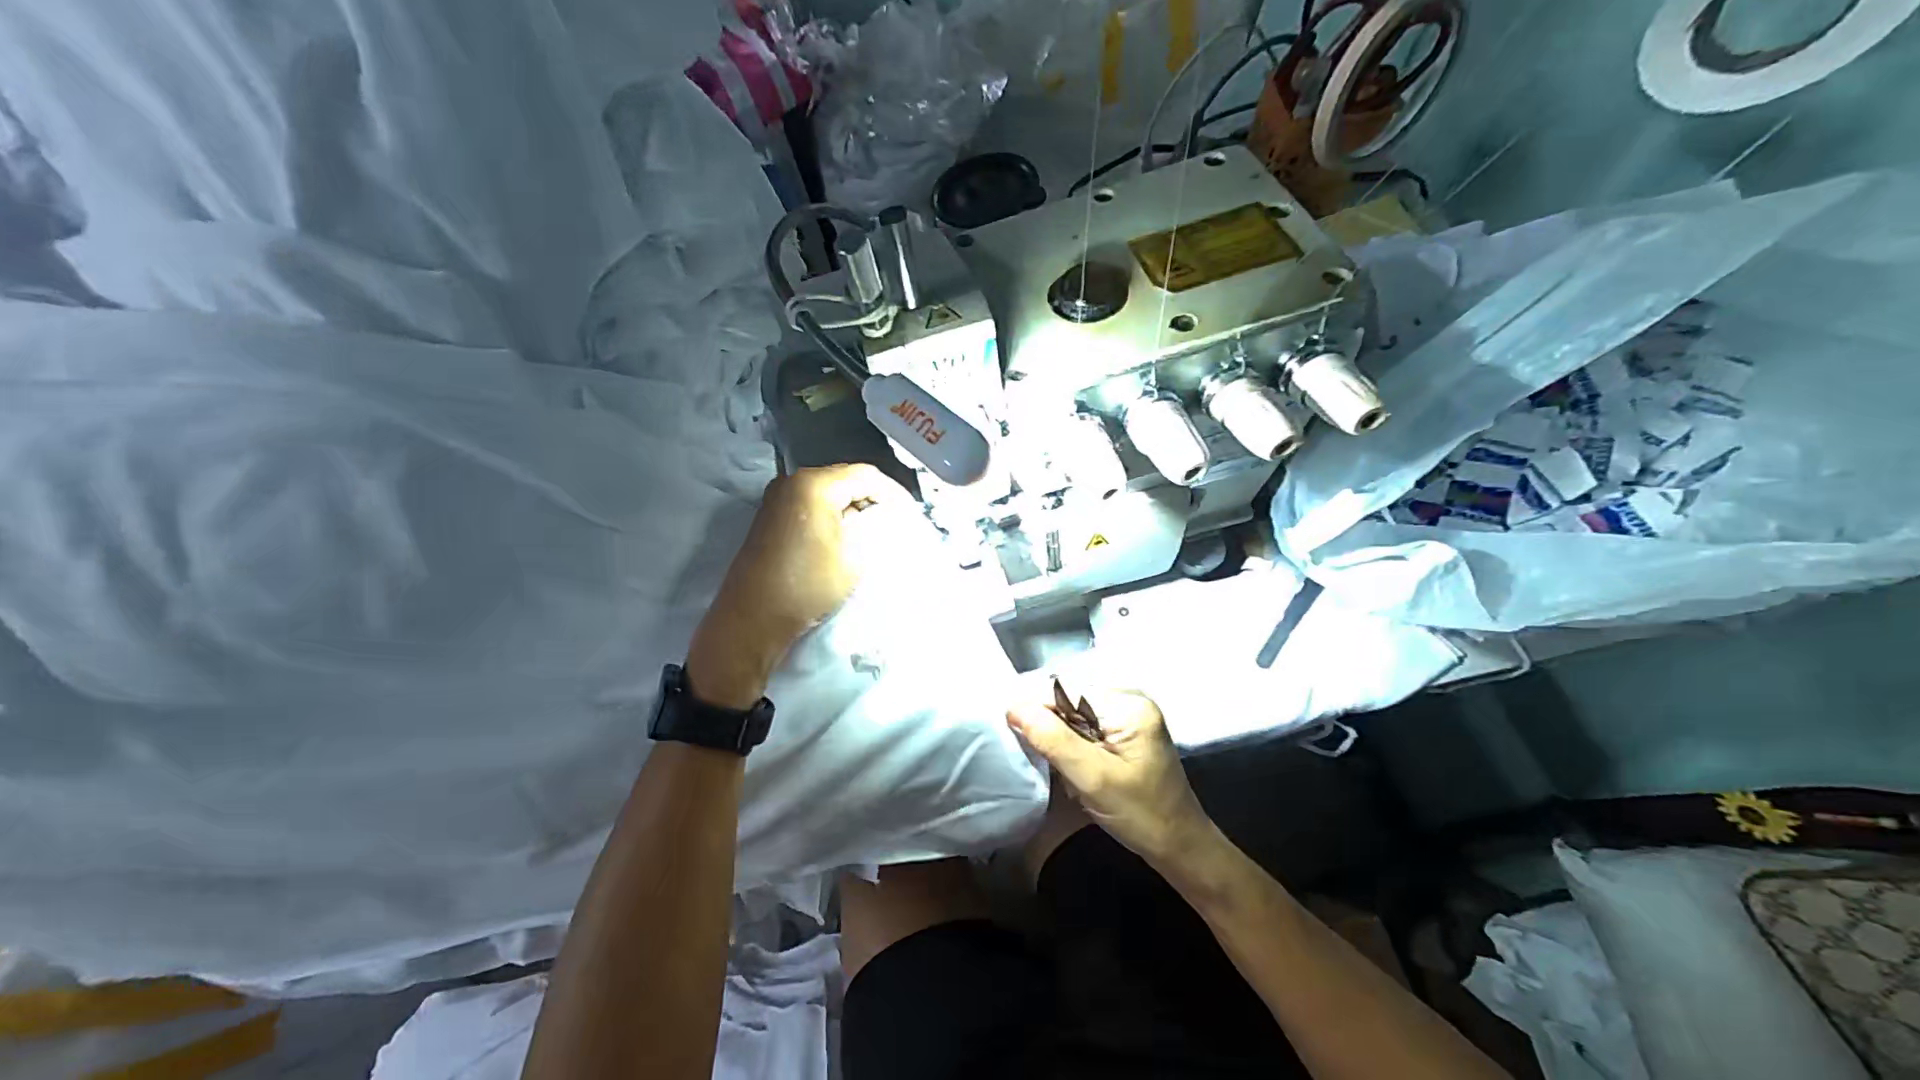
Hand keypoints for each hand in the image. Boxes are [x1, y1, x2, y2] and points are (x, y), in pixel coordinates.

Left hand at [688, 464, 907, 706]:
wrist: (753, 618)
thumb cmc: (808, 586)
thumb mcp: (854, 556)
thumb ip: (872, 526)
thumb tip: (882, 515)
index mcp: (814, 485)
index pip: (866, 475)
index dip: (893, 492)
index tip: (910, 513)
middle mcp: (792, 481)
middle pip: (844, 478)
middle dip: (872, 496)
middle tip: (895, 519)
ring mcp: (777, 498)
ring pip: (827, 490)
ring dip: (852, 505)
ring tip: (874, 528)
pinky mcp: (770, 516)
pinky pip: (810, 503)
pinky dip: (832, 512)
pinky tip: (845, 533)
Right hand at [1007, 689, 1216, 869]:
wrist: (1179, 846)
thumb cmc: (1141, 815)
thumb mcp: (1092, 779)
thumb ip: (1053, 740)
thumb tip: (1014, 708)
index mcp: (1127, 704)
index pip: (1065, 690)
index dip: (1036, 709)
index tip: (1015, 734)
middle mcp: (1128, 699)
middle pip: (1068, 698)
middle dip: (1049, 725)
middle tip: (1042, 757)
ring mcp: (1127, 714)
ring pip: (1071, 713)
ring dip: (1058, 737)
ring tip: (1057, 764)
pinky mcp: (1123, 730)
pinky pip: (1082, 724)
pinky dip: (1070, 744)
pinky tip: (1072, 766)